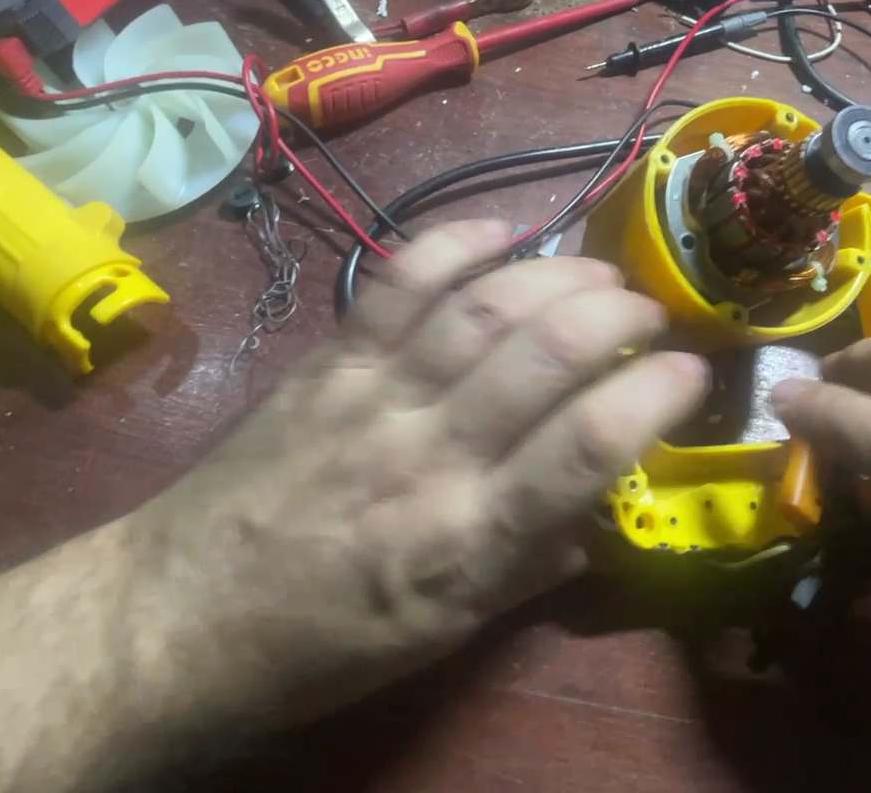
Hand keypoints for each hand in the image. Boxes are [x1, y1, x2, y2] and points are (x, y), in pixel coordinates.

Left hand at [121, 220, 707, 731]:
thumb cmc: (327, 640)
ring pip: (480, 306)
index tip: (690, 369)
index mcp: (465, 540)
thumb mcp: (445, 632)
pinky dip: (455, 243)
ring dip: (555, 274)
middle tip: (648, 310)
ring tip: (600, 270)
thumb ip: (533, 564)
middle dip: (615, 314)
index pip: (584, 447)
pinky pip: (398, 282)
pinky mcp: (329, 359)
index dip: (652, 394)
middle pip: (540, 353)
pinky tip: (504, 230)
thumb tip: (605, 506)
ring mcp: (372, 394)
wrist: (179, 612)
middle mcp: (426, 453)